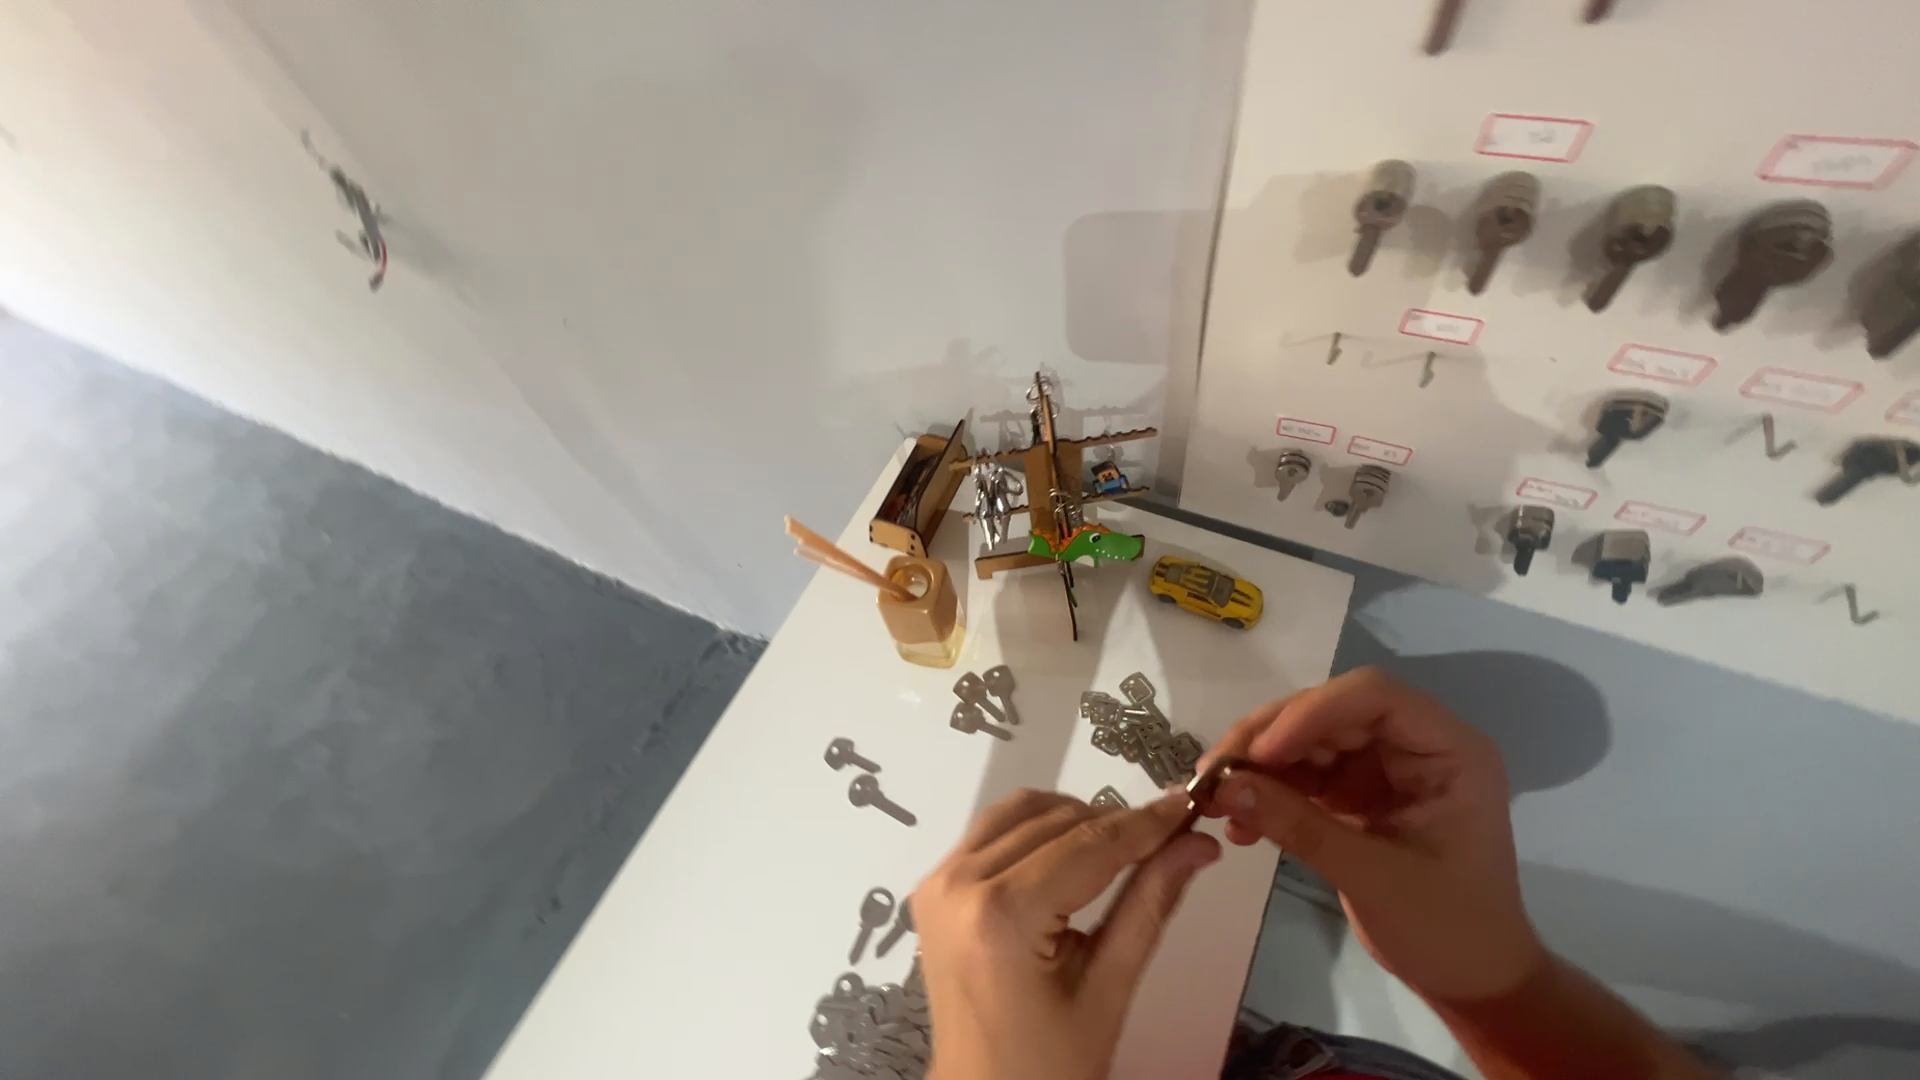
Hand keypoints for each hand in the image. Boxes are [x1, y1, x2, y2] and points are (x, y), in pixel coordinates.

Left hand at [915, 790, 1220, 1079]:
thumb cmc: (1049, 1064)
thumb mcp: (1107, 991)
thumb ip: (1149, 906)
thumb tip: (1197, 844)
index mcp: (1002, 916)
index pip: (1089, 846)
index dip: (1145, 823)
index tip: (1190, 806)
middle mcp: (960, 882)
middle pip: (1056, 821)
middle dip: (1116, 825)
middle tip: (1167, 837)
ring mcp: (939, 878)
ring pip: (1022, 810)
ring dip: (1073, 819)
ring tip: (1118, 850)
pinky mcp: (932, 881)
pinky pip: (992, 827)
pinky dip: (1034, 827)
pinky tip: (1064, 855)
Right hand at [1200, 668, 1545, 1002]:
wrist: (1470, 982)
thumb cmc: (1448, 930)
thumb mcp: (1374, 878)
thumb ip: (1299, 827)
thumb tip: (1223, 788)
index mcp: (1446, 749)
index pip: (1372, 697)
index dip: (1310, 713)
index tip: (1258, 754)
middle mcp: (1410, 743)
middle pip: (1326, 712)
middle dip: (1267, 738)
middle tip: (1213, 772)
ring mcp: (1378, 765)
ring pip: (1303, 738)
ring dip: (1255, 764)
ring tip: (1212, 797)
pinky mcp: (1351, 788)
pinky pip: (1296, 771)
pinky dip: (1263, 791)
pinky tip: (1236, 821)